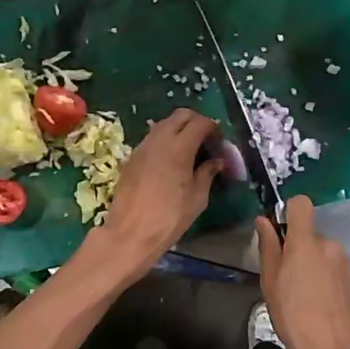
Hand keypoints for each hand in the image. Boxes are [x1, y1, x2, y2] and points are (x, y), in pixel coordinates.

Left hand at [95, 108, 221, 271]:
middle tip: (205, 141)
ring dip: (179, 130)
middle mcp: (159, 140)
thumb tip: (216, 161)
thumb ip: (207, 173)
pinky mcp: (131, 157)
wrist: (130, 233)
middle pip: (180, 115)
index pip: (200, 122)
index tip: (219, 143)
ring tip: (189, 151)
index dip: (213, 128)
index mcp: (179, 148)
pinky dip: (164, 141)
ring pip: (163, 124)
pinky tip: (170, 161)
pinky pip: (151, 138)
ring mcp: (142, 147)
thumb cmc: (169, 218)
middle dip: (196, 122)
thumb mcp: (197, 198)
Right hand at [255, 196, 349, 348]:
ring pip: (322, 252)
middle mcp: (329, 245)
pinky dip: (325, 277)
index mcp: (306, 242)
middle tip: (285, 276)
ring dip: (312, 264)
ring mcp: (345, 262)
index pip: (301, 204)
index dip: (289, 211)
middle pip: (310, 233)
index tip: (279, 231)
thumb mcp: (270, 282)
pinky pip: (334, 267)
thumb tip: (263, 221)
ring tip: (302, 294)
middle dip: (298, 247)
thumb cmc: (294, 315)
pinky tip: (319, 302)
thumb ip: (268, 247)